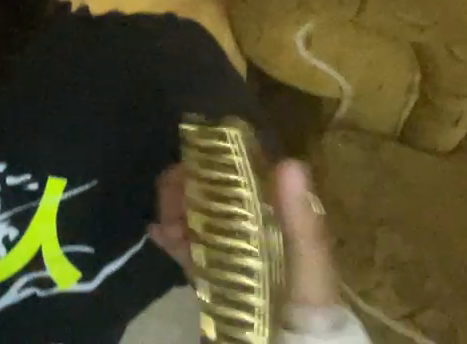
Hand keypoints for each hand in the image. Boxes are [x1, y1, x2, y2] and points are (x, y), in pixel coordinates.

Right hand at [147, 159, 340, 309]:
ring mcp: (229, 247)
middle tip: (170, 203)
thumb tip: (290, 162)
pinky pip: (186, 245)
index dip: (212, 165)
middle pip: (209, 191)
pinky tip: (157, 234)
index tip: (190, 167)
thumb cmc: (304, 305)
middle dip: (184, 190)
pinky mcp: (212, 272)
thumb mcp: (309, 265)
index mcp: (274, 215)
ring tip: (165, 227)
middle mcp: (250, 224)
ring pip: (193, 213)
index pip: (239, 174)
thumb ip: (300, 220)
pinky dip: (168, 235)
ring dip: (173, 211)